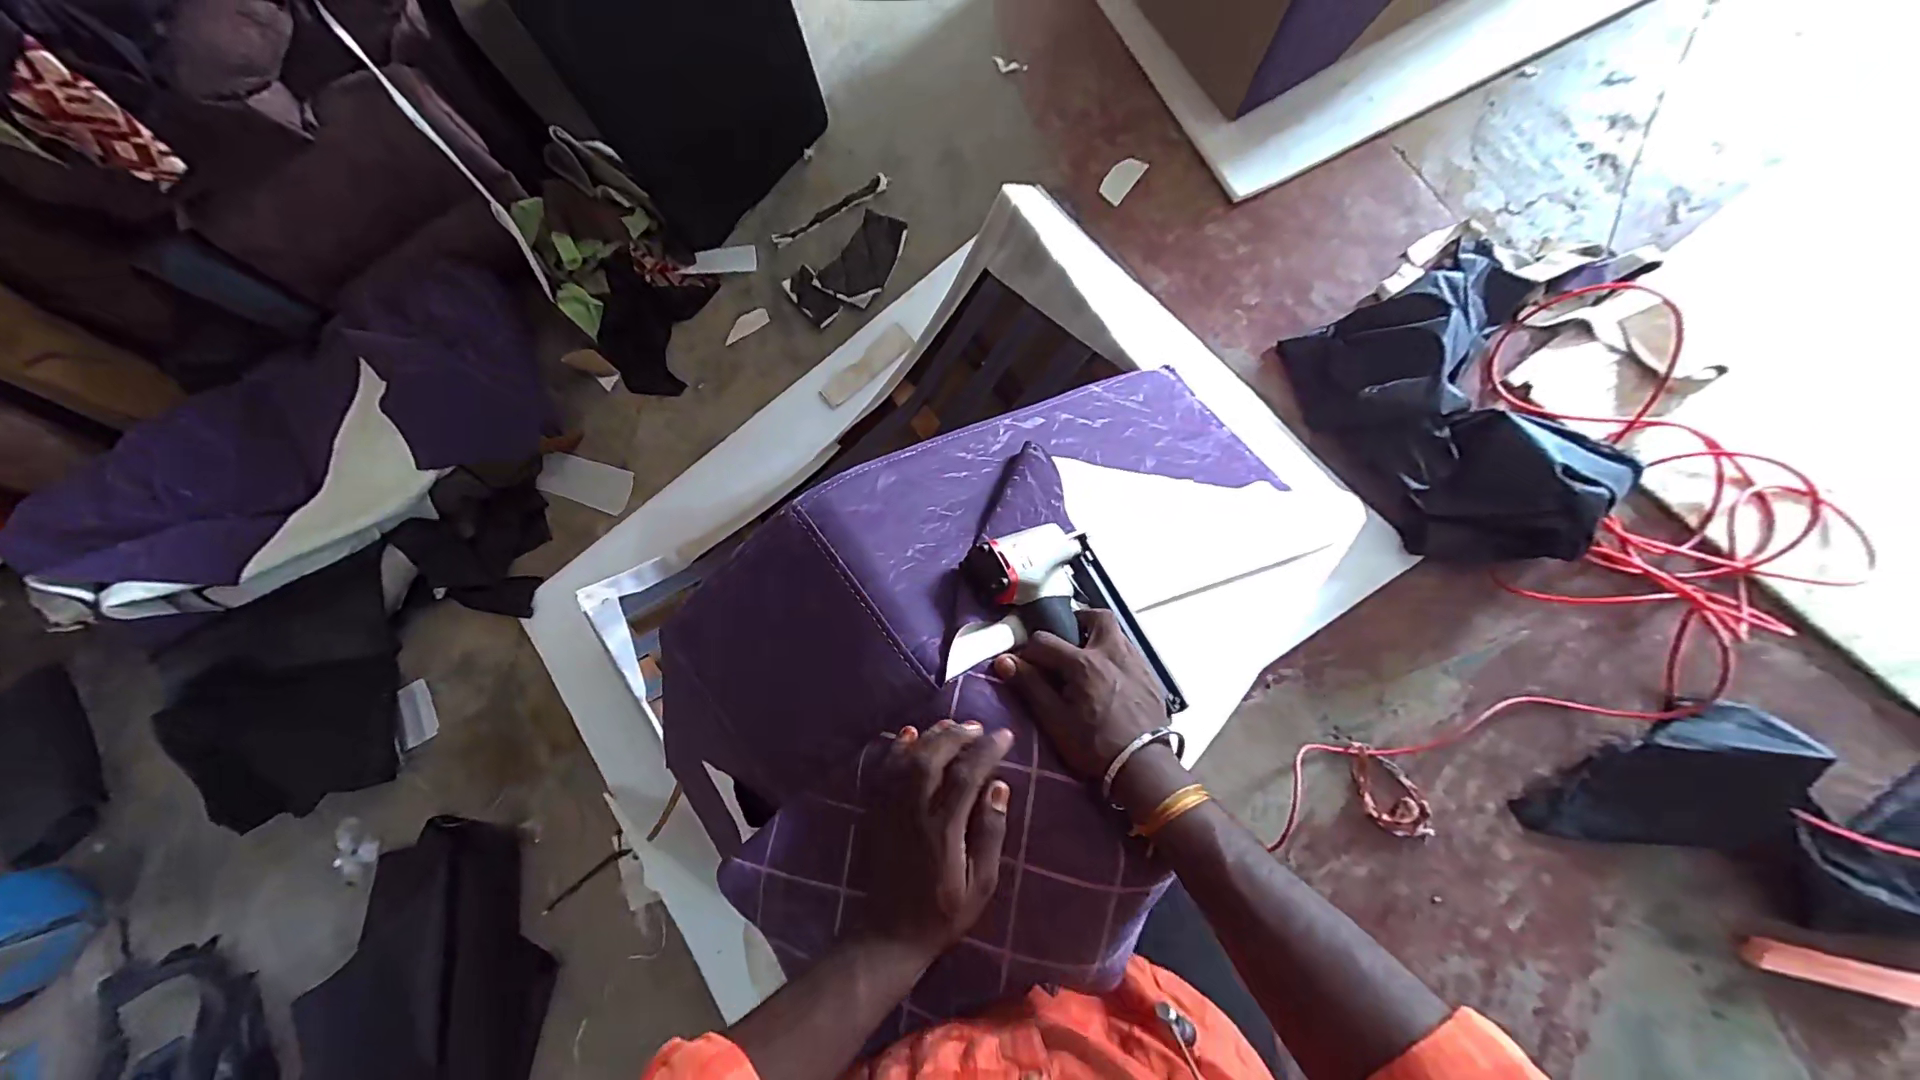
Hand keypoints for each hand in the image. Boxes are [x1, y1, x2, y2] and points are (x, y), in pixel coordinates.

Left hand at [859, 720, 1012, 955]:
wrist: (887, 935)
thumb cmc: (942, 913)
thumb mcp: (980, 885)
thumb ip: (990, 834)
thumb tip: (999, 787)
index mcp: (943, 830)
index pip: (967, 776)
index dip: (987, 751)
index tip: (1004, 736)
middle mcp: (913, 811)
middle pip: (933, 758)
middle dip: (957, 735)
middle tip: (977, 727)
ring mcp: (889, 809)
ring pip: (908, 758)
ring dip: (930, 736)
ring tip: (952, 725)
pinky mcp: (873, 811)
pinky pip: (884, 770)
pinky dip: (897, 748)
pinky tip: (910, 734)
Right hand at [991, 609, 1168, 782]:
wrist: (1144, 767)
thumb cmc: (1094, 745)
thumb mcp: (1054, 719)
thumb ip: (1030, 686)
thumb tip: (1004, 660)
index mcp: (1083, 662)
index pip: (1045, 640)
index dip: (1028, 650)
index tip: (1024, 665)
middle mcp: (1112, 652)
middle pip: (1096, 616)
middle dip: (1078, 621)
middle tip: (1067, 640)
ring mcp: (1136, 662)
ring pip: (1117, 632)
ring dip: (1099, 637)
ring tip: (1087, 661)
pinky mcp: (1151, 676)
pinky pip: (1130, 652)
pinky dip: (1115, 655)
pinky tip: (1109, 678)